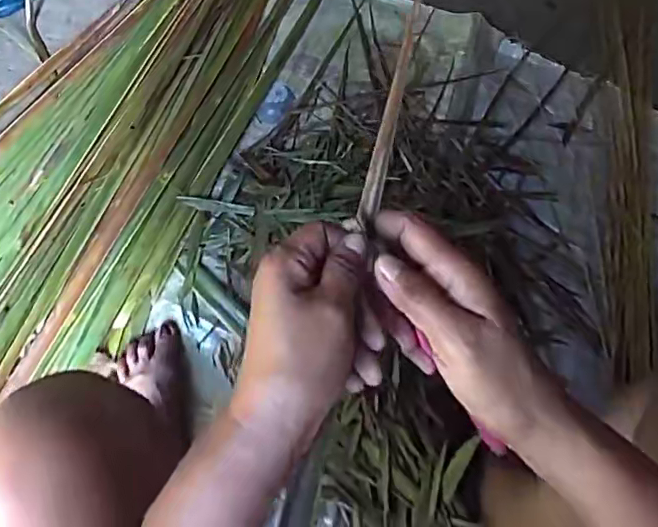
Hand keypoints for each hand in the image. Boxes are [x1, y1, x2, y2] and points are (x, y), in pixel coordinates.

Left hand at [231, 222, 386, 449]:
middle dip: (364, 304)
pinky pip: (328, 328)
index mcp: (284, 262)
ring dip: (361, 333)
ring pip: (337, 304)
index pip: (324, 232)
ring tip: (371, 367)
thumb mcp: (335, 307)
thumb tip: (357, 235)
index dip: (353, 249)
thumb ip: (347, 267)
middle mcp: (283, 279)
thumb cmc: (305, 358)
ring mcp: (289, 308)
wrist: (275, 424)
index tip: (378, 276)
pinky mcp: (297, 336)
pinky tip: (360, 376)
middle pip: (335, 272)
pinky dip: (347, 349)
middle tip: (382, 336)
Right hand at [371, 210, 564, 448]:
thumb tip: (379, 259)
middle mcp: (450, 277)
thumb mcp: (455, 338)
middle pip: (400, 256)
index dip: (379, 227)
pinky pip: (410, 310)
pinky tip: (413, 354)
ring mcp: (447, 299)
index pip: (411, 228)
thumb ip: (417, 296)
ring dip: (391, 311)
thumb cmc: (499, 381)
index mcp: (457, 271)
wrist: (534, 424)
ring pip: (401, 285)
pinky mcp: (444, 321)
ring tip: (398, 344)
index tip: (349, 249)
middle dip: (380, 281)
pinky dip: (404, 328)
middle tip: (373, 318)